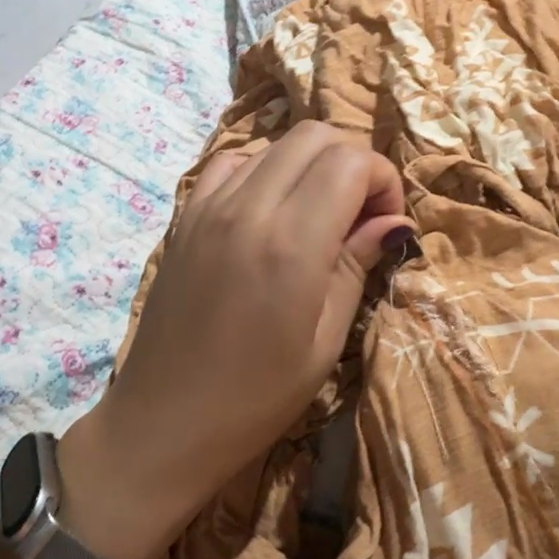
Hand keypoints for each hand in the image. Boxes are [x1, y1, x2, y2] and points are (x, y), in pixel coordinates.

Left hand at [57, 122, 414, 558]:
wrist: (163, 422)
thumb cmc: (254, 399)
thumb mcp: (324, 343)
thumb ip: (355, 267)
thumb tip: (395, 222)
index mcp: (290, 243)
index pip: (351, 161)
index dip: (384, 180)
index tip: (388, 224)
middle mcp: (247, 207)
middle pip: (316, 136)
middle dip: (353, 163)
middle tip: (362, 217)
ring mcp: (208, 205)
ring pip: (275, 144)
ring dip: (310, 165)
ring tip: (319, 217)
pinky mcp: (185, 214)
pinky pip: (232, 162)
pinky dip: (264, 170)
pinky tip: (270, 213)